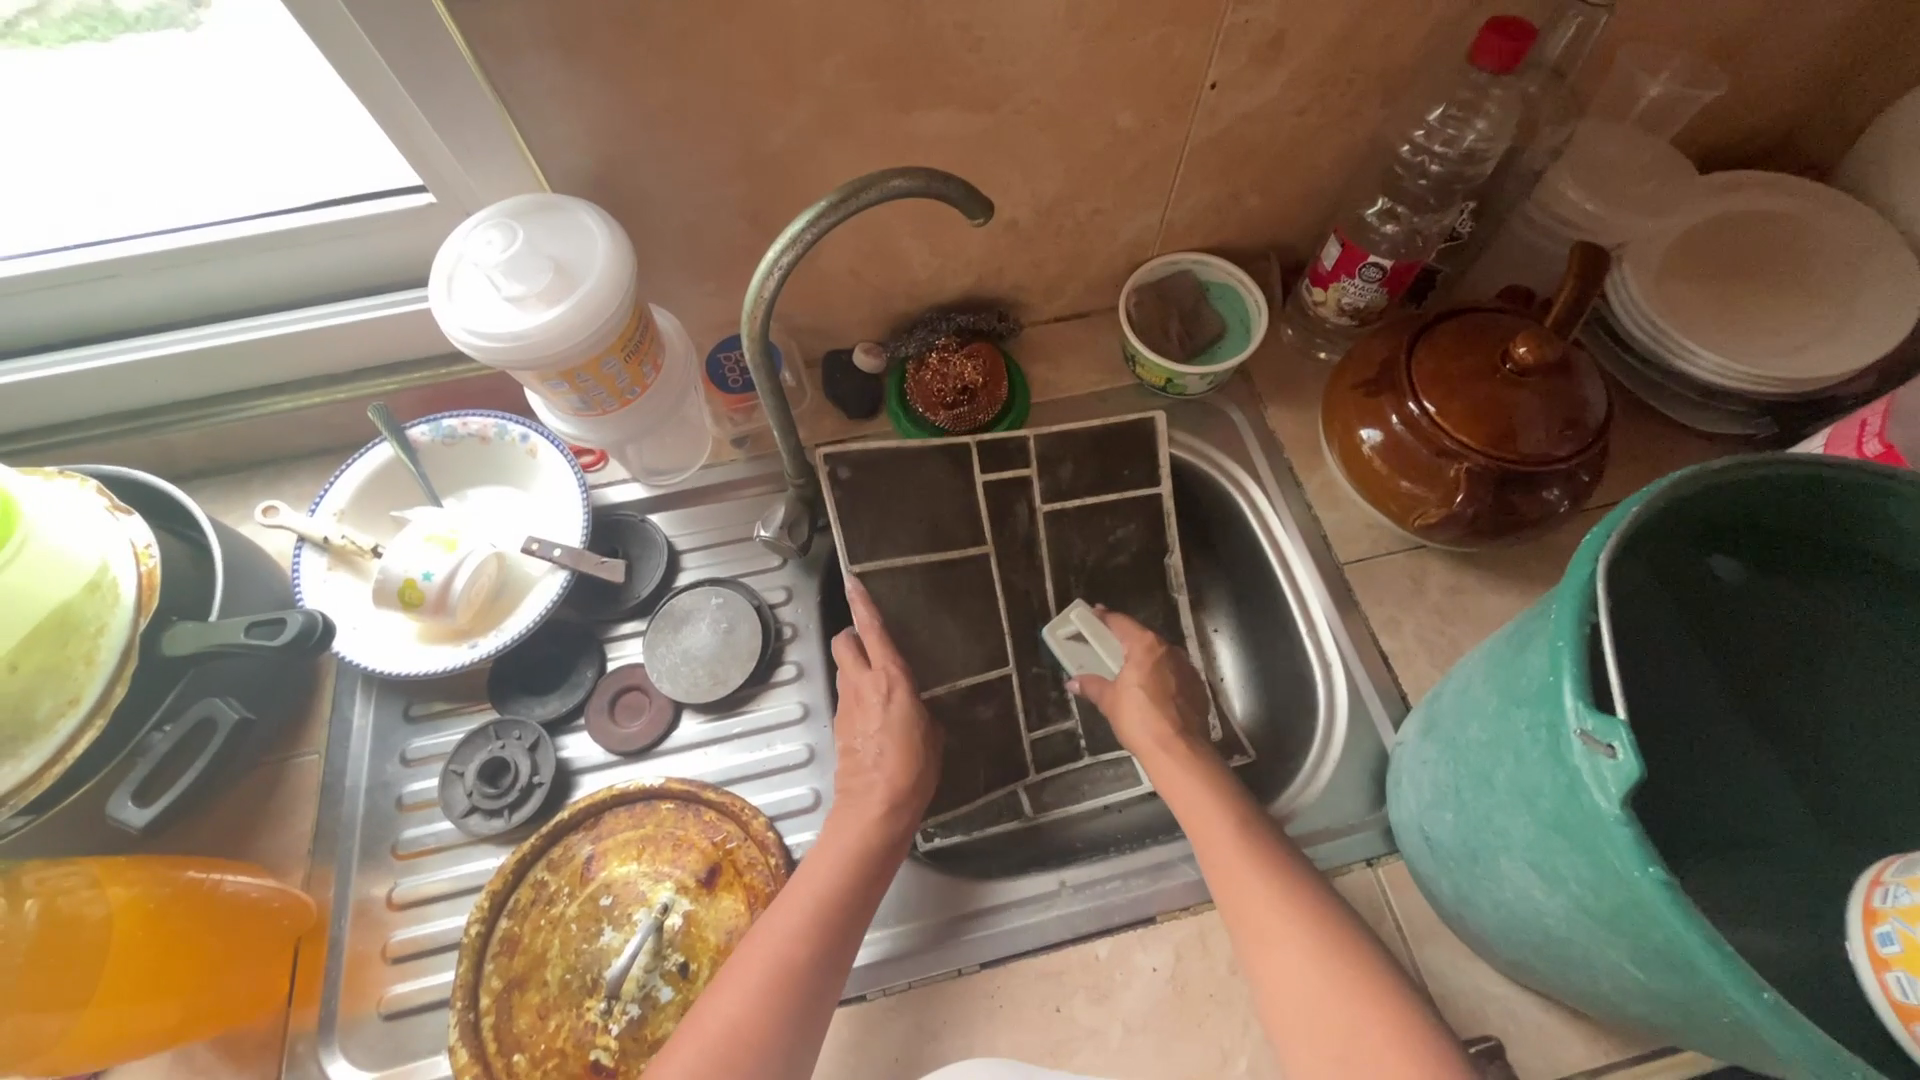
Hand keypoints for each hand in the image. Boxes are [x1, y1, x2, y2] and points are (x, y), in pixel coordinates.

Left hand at [828, 574, 942, 842]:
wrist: (875, 809)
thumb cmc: (913, 770)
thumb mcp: (933, 733)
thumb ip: (921, 709)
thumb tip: (914, 706)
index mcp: (891, 679)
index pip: (871, 629)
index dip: (862, 603)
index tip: (853, 581)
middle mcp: (862, 685)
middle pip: (843, 641)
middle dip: (852, 634)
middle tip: (871, 642)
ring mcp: (846, 706)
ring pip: (843, 669)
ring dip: (855, 667)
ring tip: (879, 683)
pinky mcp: (838, 727)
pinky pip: (846, 698)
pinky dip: (857, 697)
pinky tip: (876, 717)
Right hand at [1068, 608, 1212, 767]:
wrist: (1179, 751)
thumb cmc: (1140, 720)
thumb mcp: (1110, 701)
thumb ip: (1092, 686)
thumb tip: (1073, 682)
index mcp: (1146, 646)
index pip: (1122, 623)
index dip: (1105, 617)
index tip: (1094, 613)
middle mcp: (1170, 651)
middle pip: (1144, 638)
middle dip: (1126, 641)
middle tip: (1108, 647)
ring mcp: (1187, 668)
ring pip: (1161, 657)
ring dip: (1146, 660)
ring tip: (1130, 672)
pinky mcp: (1198, 688)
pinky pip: (1174, 675)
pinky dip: (1161, 678)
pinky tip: (1152, 692)